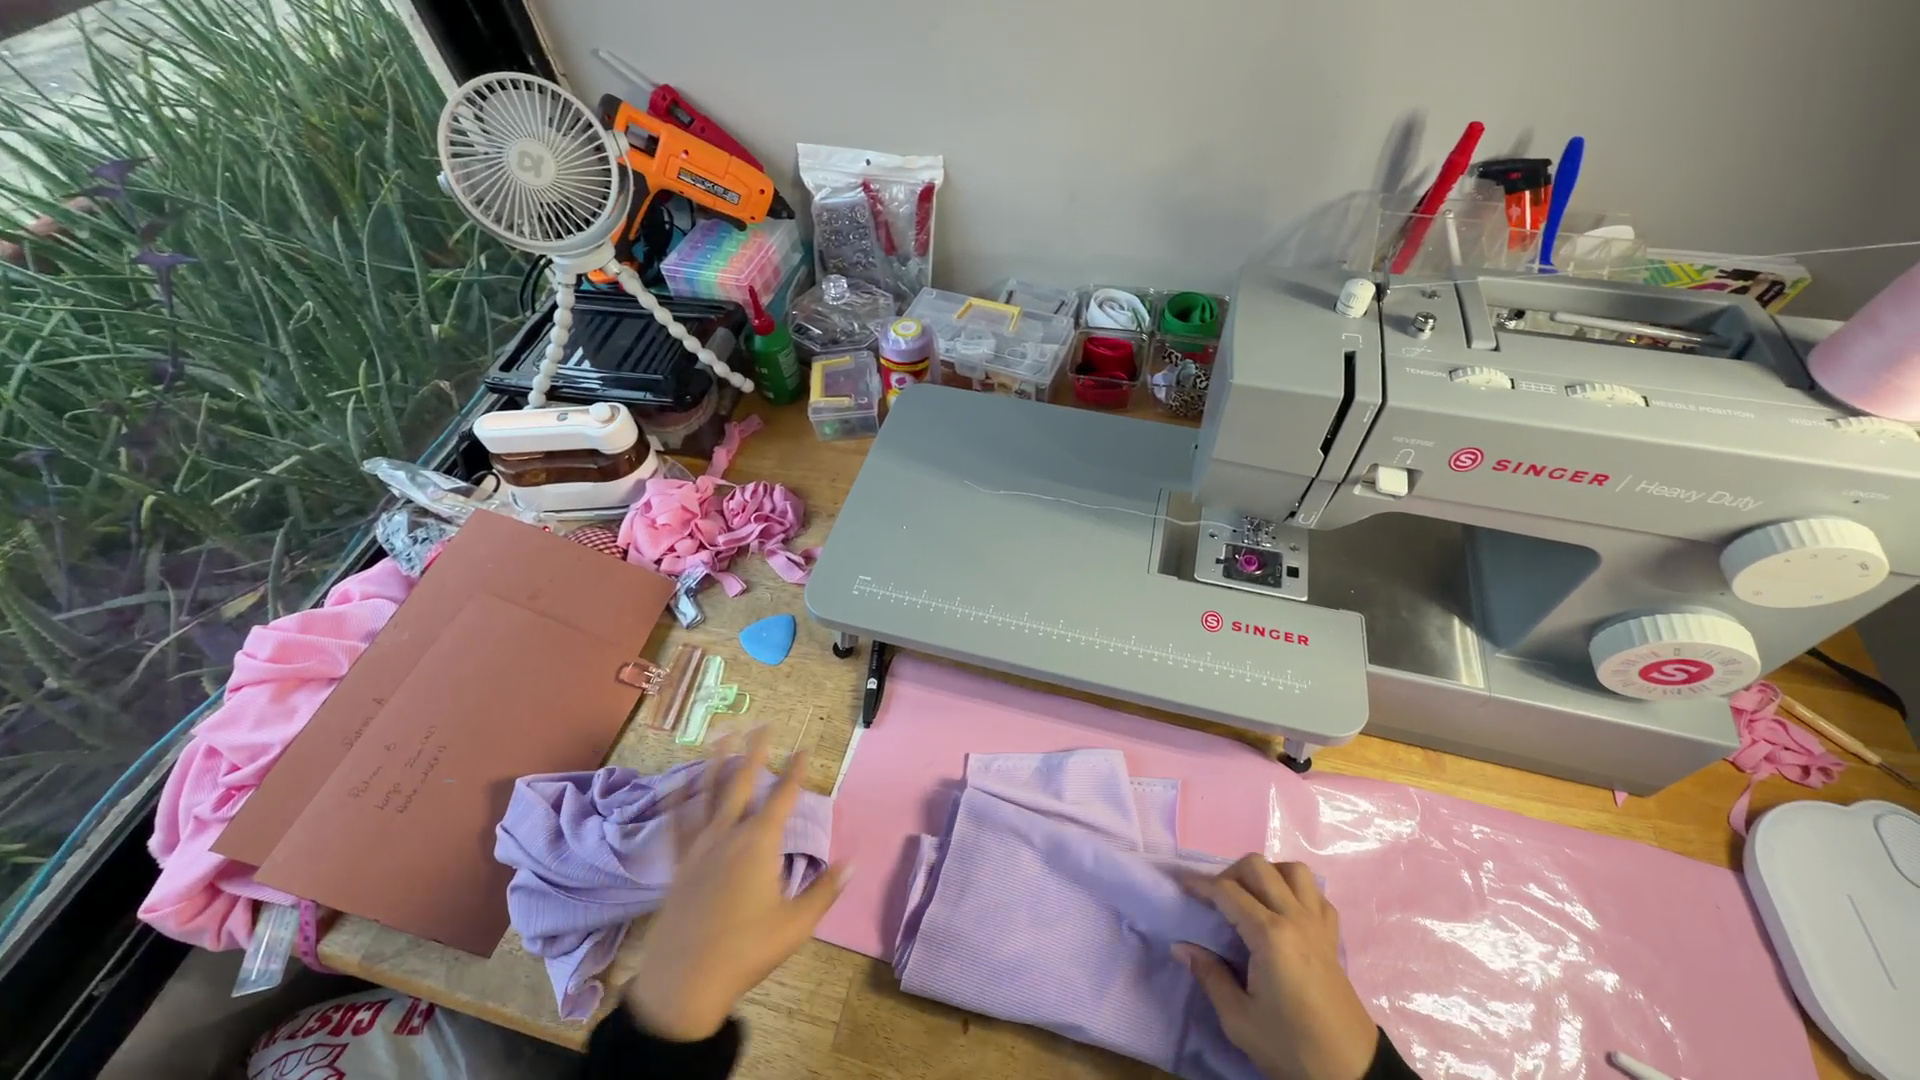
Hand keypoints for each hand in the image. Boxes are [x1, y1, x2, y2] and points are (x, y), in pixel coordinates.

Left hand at [623, 729, 849, 1040]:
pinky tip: (680, 783)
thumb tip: (853, 862)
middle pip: (743, 784)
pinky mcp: (680, 864)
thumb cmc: (746, 951)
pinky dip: (680, 799)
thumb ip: (824, 890)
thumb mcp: (796, 924)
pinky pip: (679, 822)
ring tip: (721, 734)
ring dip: (716, 761)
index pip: (783, 799)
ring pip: (708, 794)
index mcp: (758, 845)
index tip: (806, 748)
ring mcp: (700, 847)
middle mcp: (728, 835)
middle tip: (763, 724)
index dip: (797, 772)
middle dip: (756, 752)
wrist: (683, 982)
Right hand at [1175, 857, 1379, 1079]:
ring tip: (1251, 898)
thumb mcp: (1239, 1019)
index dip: (1199, 884)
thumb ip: (1209, 975)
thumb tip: (1182, 947)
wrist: (1351, 1074)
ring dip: (1267, 874)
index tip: (1180, 885)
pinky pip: (1316, 894)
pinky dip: (1295, 891)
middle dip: (1229, 872)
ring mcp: (1319, 925)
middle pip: (1258, 867)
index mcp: (1270, 936)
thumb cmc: (1291, 1047)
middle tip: (1215, 898)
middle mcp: (1296, 918)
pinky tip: (1282, 912)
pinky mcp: (1333, 938)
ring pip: (1293, 870)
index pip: (1227, 891)